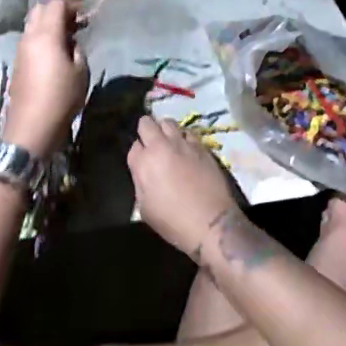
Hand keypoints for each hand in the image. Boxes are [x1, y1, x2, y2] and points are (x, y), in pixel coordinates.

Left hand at [3, 0, 89, 155]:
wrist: (31, 127)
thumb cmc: (61, 98)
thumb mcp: (81, 72)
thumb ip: (78, 49)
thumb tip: (71, 42)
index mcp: (46, 35)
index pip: (56, 4)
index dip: (72, 7)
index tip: (85, 19)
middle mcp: (29, 37)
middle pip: (40, 9)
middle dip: (57, 12)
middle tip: (74, 26)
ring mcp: (20, 50)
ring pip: (32, 24)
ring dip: (47, 25)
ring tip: (65, 41)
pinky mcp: (17, 63)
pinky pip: (29, 40)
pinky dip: (41, 38)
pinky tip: (53, 55)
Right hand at [127, 116, 240, 258]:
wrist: (211, 222)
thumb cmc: (173, 221)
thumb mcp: (145, 208)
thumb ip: (140, 181)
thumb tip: (142, 168)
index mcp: (144, 162)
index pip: (134, 145)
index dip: (138, 153)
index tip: (143, 163)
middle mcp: (162, 146)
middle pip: (147, 123)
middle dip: (147, 131)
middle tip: (152, 146)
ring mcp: (183, 143)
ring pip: (168, 122)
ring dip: (165, 131)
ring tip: (170, 144)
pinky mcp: (202, 146)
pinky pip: (188, 132)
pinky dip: (184, 138)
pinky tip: (188, 150)